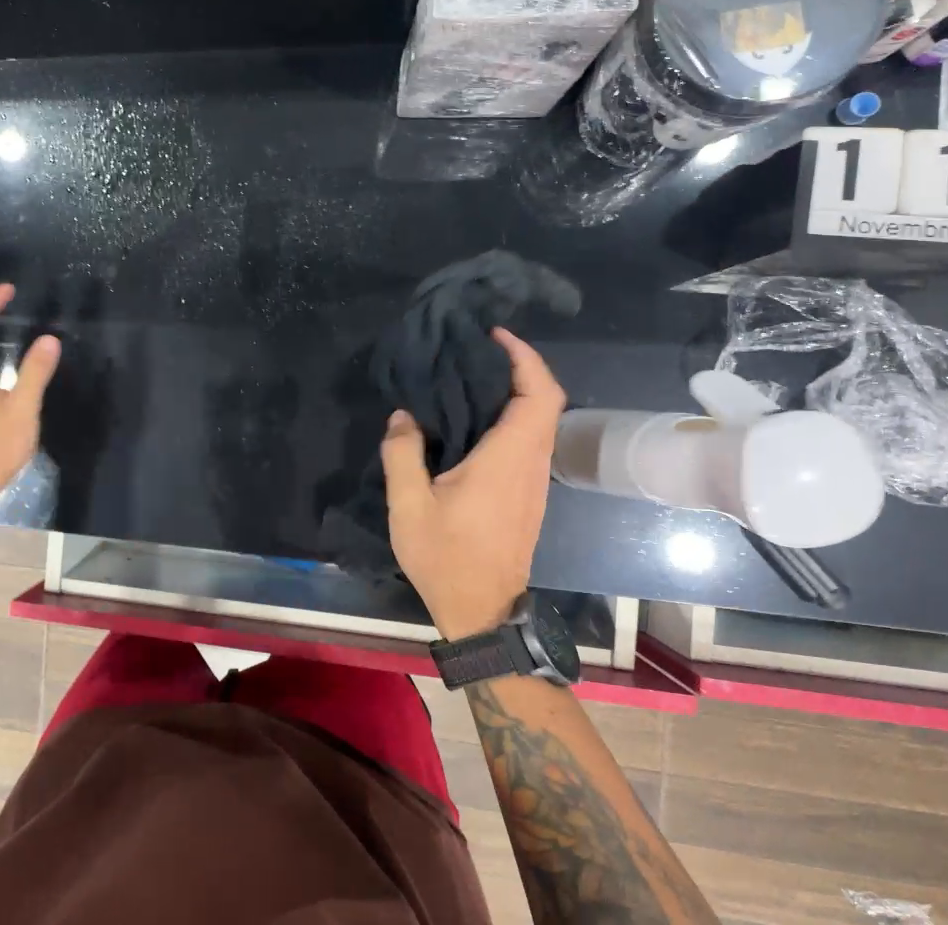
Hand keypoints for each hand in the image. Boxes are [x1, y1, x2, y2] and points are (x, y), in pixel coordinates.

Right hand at [382, 328, 564, 640]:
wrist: (481, 610)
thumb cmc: (445, 557)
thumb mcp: (408, 506)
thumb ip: (403, 454)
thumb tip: (404, 416)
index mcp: (508, 459)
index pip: (539, 394)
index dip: (525, 358)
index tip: (493, 337)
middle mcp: (531, 464)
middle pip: (544, 401)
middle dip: (517, 368)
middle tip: (473, 352)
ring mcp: (534, 482)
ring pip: (538, 422)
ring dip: (513, 394)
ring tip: (467, 380)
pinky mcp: (527, 496)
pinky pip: (527, 442)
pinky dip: (509, 419)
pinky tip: (471, 423)